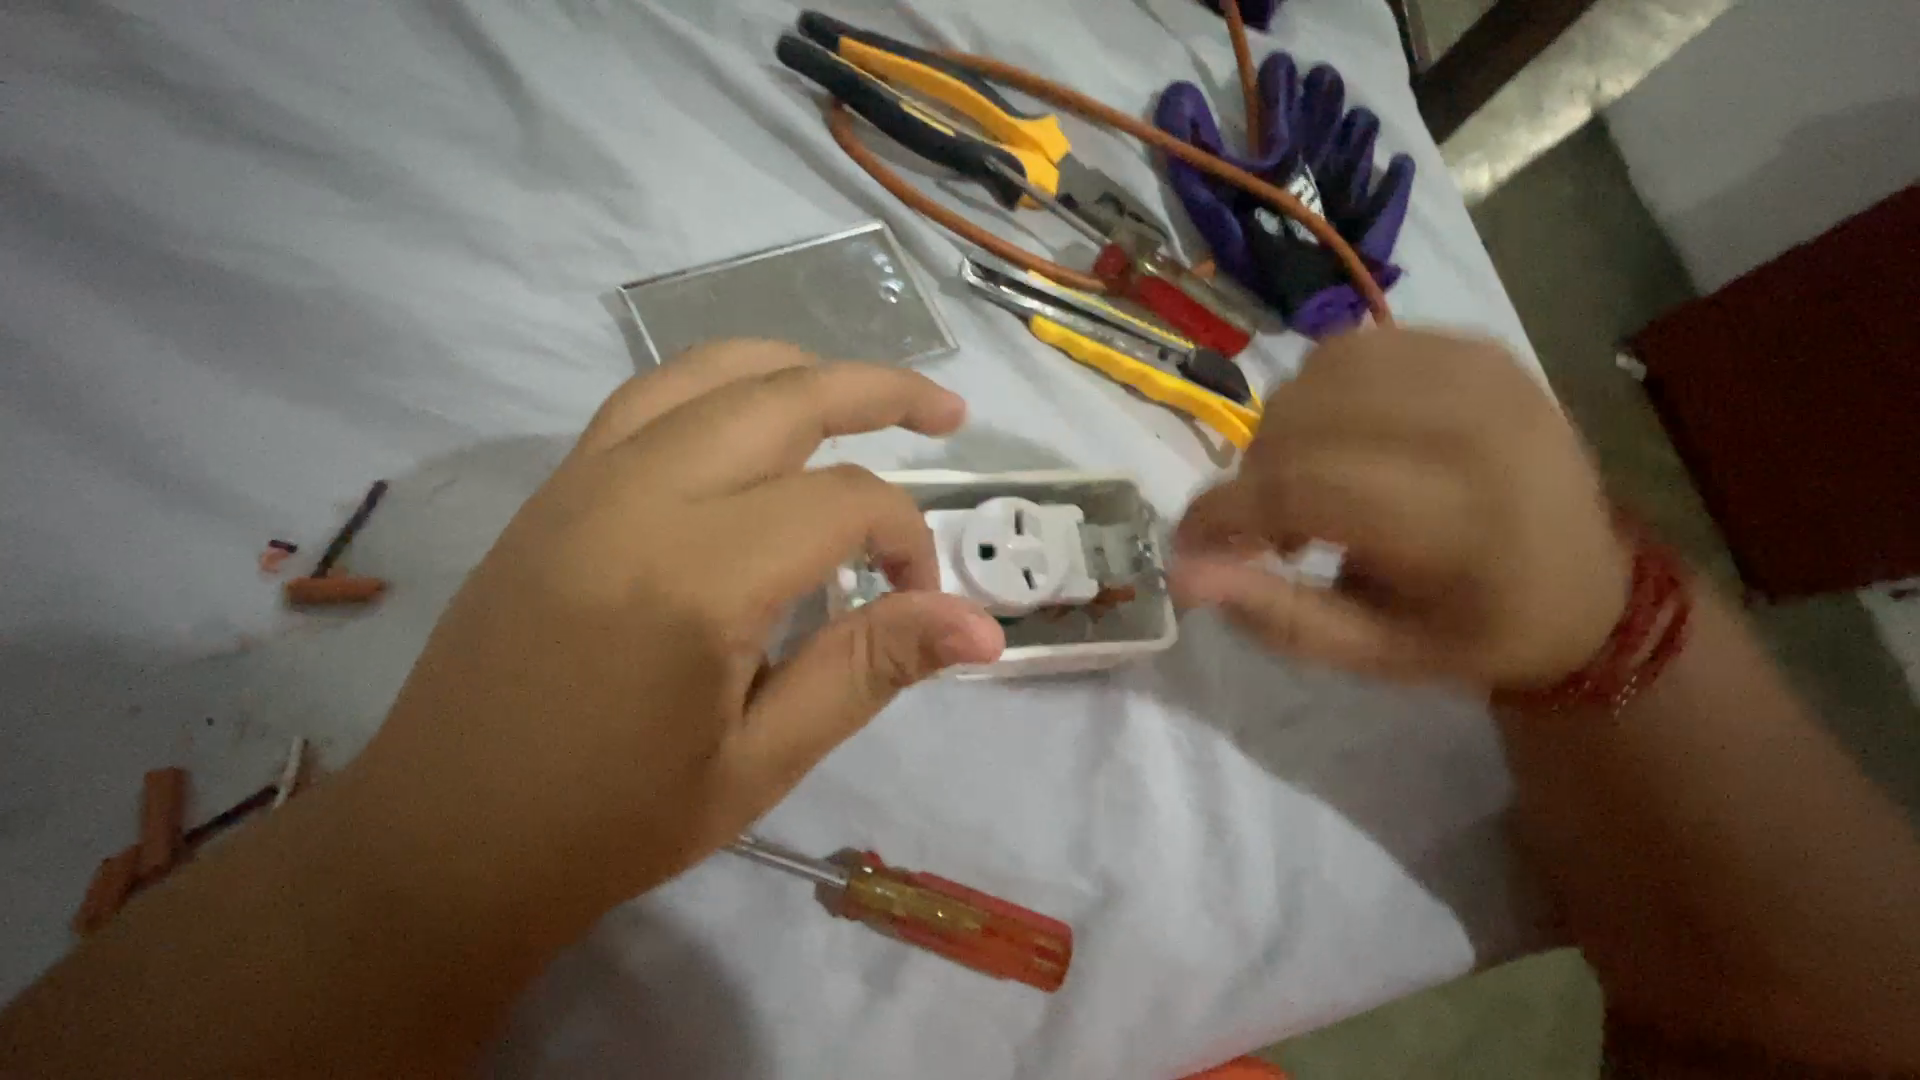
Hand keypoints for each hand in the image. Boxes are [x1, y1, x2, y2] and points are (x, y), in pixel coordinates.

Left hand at [347, 341, 1004, 929]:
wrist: (441, 842)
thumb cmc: (613, 821)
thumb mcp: (762, 761)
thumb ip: (870, 668)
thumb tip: (984, 626)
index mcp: (696, 577)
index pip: (843, 501)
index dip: (904, 537)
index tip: (915, 599)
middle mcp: (637, 498)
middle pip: (782, 395)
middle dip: (879, 392)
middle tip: (946, 414)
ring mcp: (582, 481)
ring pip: (709, 374)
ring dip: (797, 369)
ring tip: (855, 395)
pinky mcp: (551, 491)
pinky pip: (648, 399)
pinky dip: (721, 386)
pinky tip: (750, 423)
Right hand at [1171, 328, 1628, 687]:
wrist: (1589, 587)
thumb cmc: (1468, 632)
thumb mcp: (1372, 653)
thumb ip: (1275, 613)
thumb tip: (1182, 571)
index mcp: (1460, 524)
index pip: (1299, 488)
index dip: (1223, 513)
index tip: (1191, 544)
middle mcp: (1475, 432)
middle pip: (1298, 425)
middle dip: (1251, 480)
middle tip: (1266, 529)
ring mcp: (1482, 377)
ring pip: (1316, 375)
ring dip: (1281, 433)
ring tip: (1304, 481)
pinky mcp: (1479, 349)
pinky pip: (1353, 348)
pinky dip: (1319, 393)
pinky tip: (1338, 437)